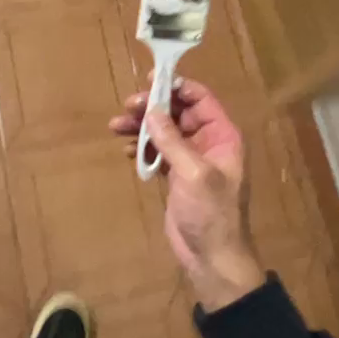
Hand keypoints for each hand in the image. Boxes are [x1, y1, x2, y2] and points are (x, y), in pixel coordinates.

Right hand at [110, 79, 264, 311]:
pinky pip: (159, 152)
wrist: (212, 258)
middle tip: (127, 106)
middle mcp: (208, 142)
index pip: (200, 99)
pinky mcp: (177, 176)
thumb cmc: (211, 213)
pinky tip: (127, 149)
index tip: (150, 79)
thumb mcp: (193, 173)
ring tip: (116, 126)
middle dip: (153, 107)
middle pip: (179, 112)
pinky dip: (144, 147)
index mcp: (222, 136)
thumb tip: (152, 110)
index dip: (177, 86)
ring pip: (165, 132)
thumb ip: (172, 141)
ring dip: (143, 127)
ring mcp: (192, 159)